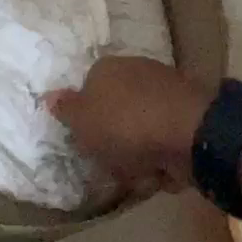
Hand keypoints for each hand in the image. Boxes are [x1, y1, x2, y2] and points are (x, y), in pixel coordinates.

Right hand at [47, 56, 213, 198]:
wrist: (190, 133)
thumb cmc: (124, 125)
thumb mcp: (81, 121)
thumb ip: (65, 109)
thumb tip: (49, 95)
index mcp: (107, 68)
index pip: (88, 89)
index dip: (86, 119)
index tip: (88, 142)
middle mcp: (137, 71)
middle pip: (117, 111)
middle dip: (116, 139)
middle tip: (113, 163)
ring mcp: (168, 90)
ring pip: (143, 129)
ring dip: (141, 154)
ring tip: (142, 174)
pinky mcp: (192, 114)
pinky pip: (168, 140)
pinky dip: (165, 157)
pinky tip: (164, 171)